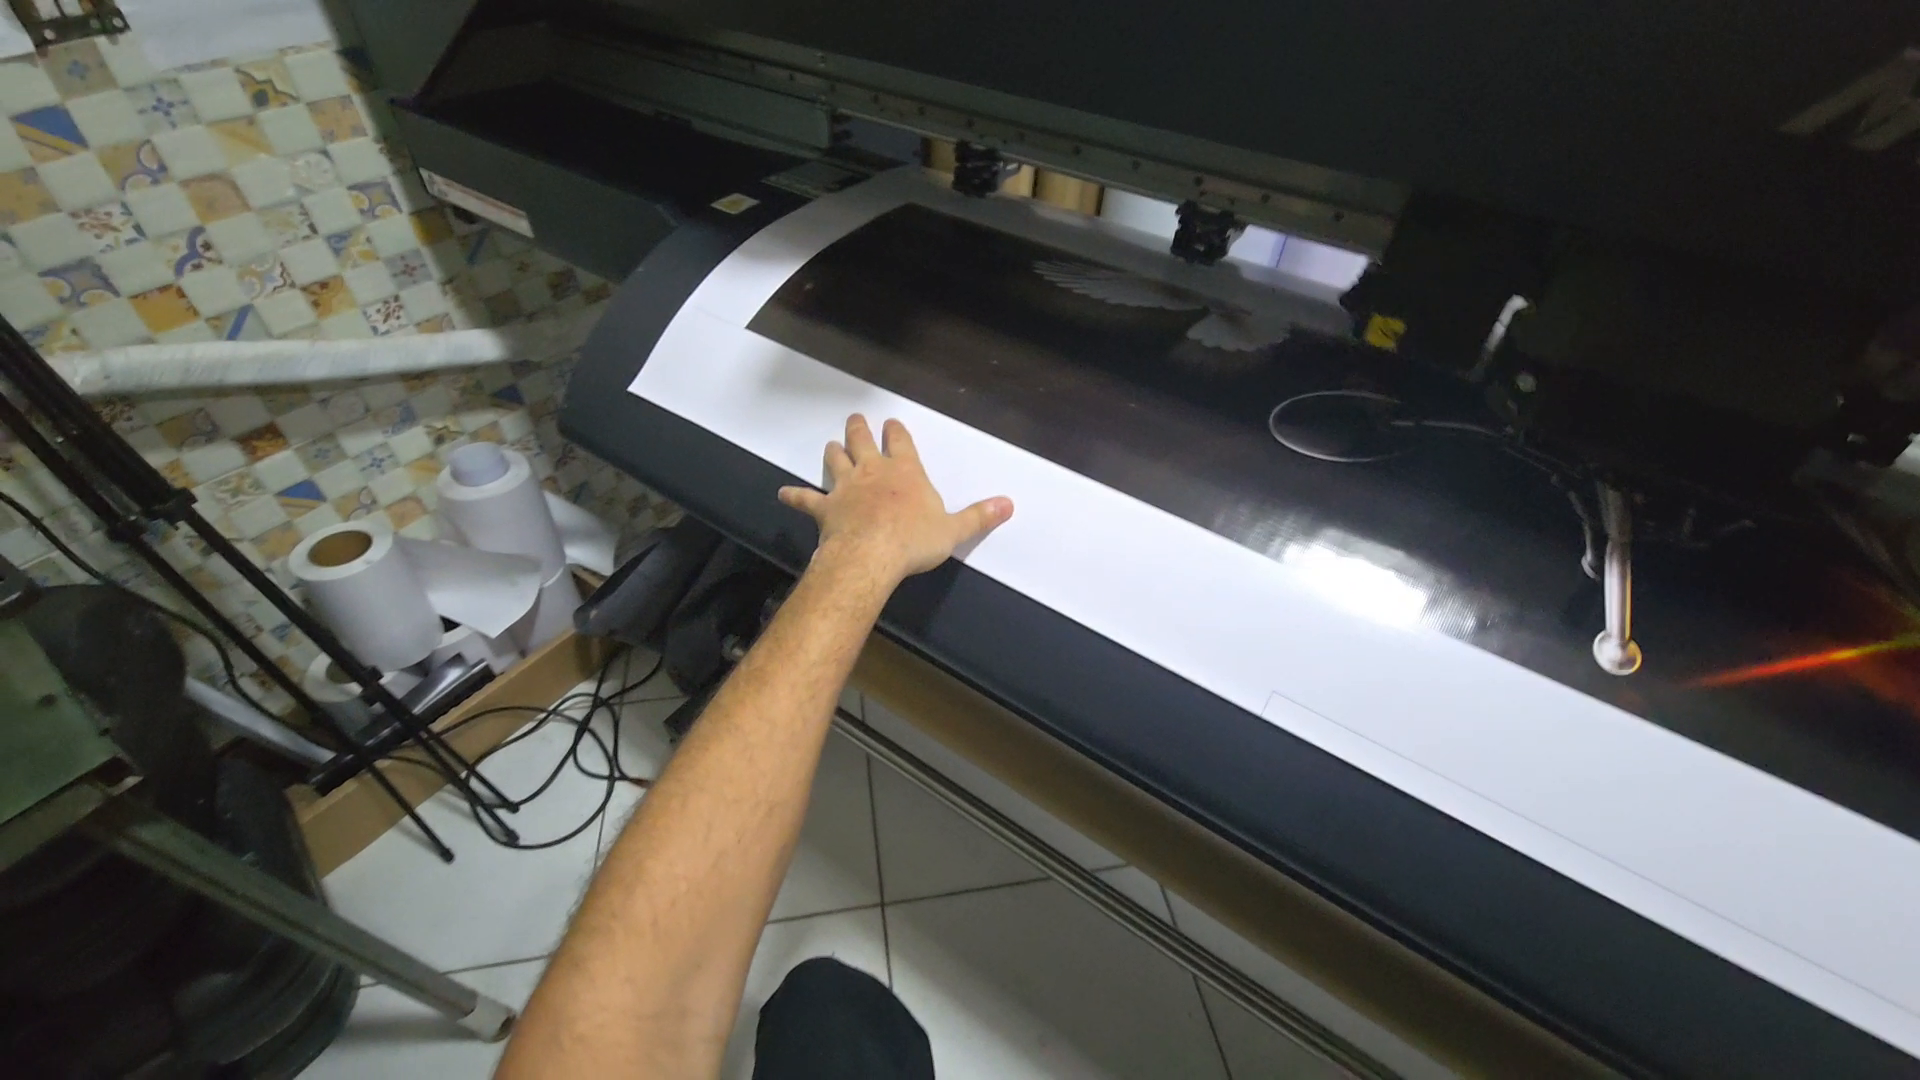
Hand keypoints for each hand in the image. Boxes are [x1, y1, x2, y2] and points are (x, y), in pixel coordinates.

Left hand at [778, 414, 1012, 584]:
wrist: (871, 555)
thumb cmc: (914, 540)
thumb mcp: (954, 530)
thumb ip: (979, 516)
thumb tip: (1009, 504)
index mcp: (905, 471)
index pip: (900, 441)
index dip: (896, 431)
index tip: (891, 423)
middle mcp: (873, 471)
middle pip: (861, 441)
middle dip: (859, 430)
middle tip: (855, 420)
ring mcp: (845, 488)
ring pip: (835, 461)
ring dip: (833, 453)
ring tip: (831, 446)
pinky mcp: (825, 509)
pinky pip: (806, 499)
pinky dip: (795, 496)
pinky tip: (783, 493)